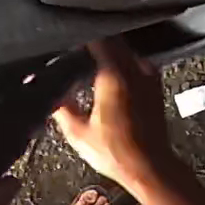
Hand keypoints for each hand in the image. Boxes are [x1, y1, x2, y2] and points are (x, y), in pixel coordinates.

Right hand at [53, 39, 183, 192]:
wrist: (149, 168)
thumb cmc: (116, 153)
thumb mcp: (78, 133)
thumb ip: (61, 107)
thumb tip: (49, 93)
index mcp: (114, 75)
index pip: (97, 38)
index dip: (80, 36)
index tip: (67, 40)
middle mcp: (134, 69)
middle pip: (113, 41)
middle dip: (94, 44)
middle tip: (74, 54)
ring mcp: (148, 76)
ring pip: (125, 51)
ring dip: (109, 55)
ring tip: (89, 68)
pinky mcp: (155, 86)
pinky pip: (136, 64)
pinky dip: (122, 67)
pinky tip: (109, 83)